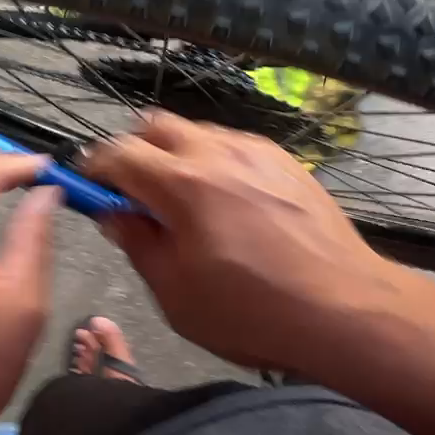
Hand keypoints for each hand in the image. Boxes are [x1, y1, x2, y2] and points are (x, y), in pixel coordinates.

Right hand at [82, 111, 397, 376]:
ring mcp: (253, 149)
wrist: (346, 307)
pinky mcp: (283, 158)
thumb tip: (114, 212)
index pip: (118, 153)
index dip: (95, 166)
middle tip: (134, 188)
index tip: (88, 182)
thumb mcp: (175, 293)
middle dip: (134, 148)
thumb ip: (136, 243)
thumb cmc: (252, 310)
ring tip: (186, 199)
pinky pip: (233, 145)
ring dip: (175, 154)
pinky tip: (230, 202)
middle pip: (154, 124)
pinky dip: (214, 161)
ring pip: (195, 132)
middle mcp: (213, 151)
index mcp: (181, 183)